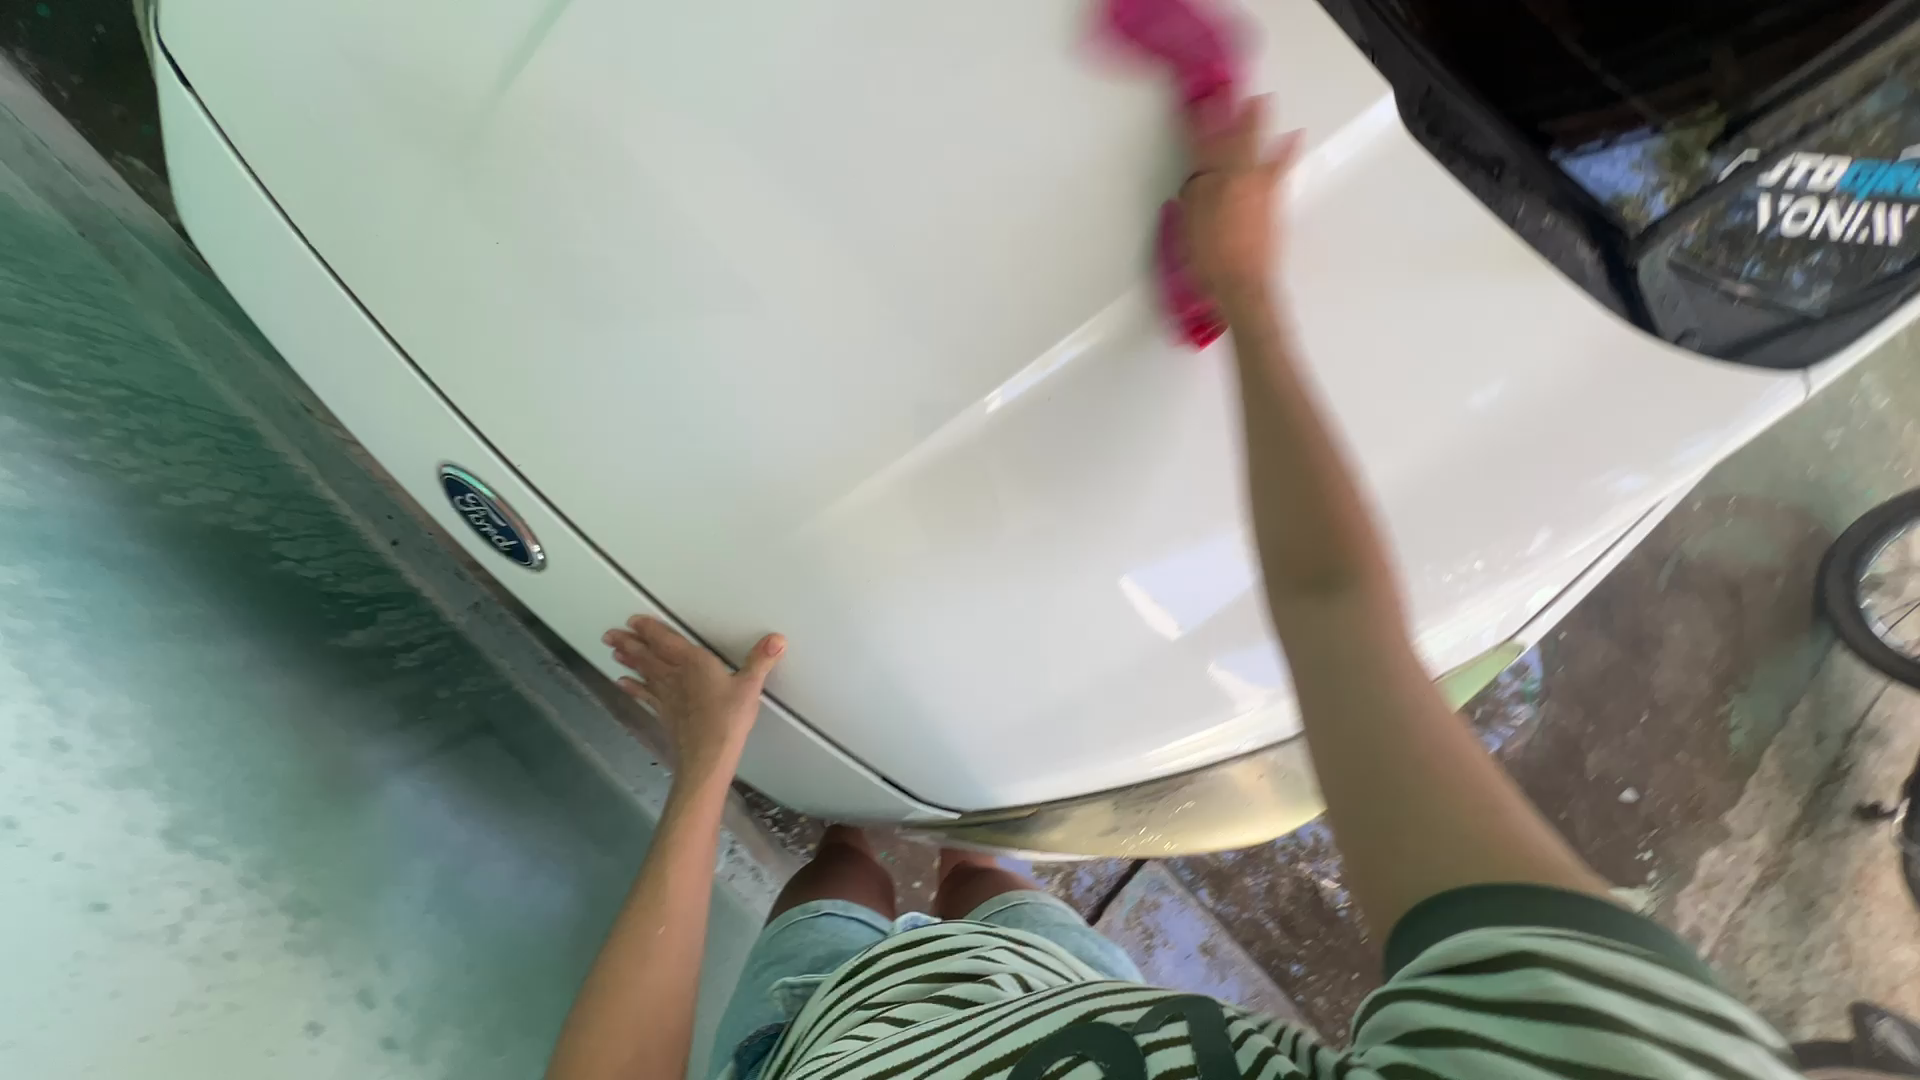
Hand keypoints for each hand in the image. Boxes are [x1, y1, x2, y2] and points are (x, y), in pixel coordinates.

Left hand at [602, 617, 785, 779]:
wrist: (708, 756)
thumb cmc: (728, 718)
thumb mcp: (750, 686)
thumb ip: (761, 660)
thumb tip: (778, 638)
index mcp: (694, 663)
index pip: (666, 641)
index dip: (649, 629)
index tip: (633, 620)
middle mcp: (675, 675)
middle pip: (648, 655)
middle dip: (629, 643)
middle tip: (609, 634)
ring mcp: (666, 695)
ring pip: (643, 672)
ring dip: (628, 660)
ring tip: (613, 650)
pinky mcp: (664, 712)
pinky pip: (645, 695)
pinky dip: (633, 687)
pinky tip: (622, 683)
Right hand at [1180, 95, 1301, 304]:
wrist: (1244, 286)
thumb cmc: (1210, 264)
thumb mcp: (1188, 232)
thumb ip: (1192, 202)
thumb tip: (1193, 184)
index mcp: (1211, 185)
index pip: (1200, 147)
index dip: (1197, 125)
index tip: (1194, 104)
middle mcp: (1237, 178)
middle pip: (1231, 138)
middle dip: (1227, 114)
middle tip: (1227, 91)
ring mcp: (1259, 186)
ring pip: (1256, 146)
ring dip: (1257, 122)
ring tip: (1260, 100)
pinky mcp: (1274, 200)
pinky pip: (1280, 167)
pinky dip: (1287, 150)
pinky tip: (1294, 136)